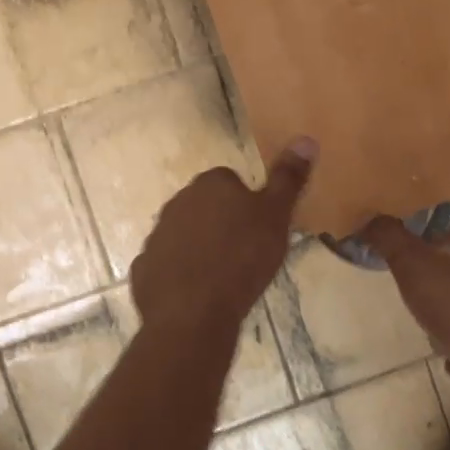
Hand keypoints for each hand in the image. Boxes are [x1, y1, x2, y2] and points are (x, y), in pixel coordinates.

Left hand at [130, 138, 316, 337]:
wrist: (192, 311)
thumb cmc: (241, 258)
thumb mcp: (276, 216)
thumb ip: (288, 179)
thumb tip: (305, 139)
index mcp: (210, 184)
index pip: (230, 181)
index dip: (247, 203)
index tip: (259, 227)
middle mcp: (178, 201)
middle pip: (205, 206)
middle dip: (221, 223)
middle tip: (245, 253)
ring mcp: (157, 235)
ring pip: (184, 234)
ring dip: (200, 248)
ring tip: (224, 277)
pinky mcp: (144, 268)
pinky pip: (167, 265)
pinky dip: (180, 275)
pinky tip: (197, 295)